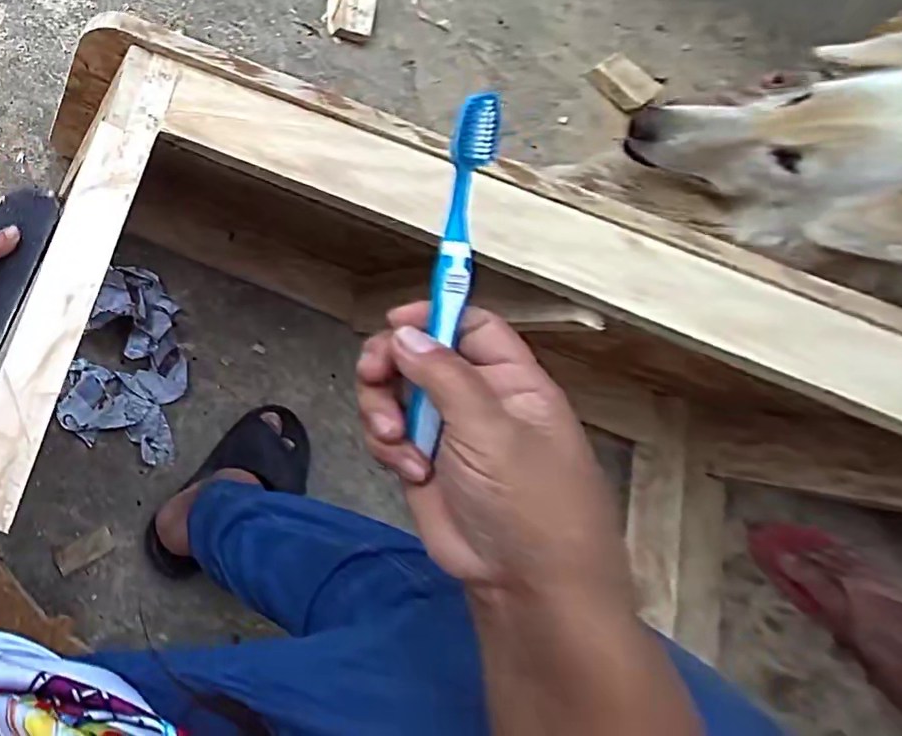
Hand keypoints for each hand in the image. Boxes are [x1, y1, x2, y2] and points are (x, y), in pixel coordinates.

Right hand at [355, 304, 631, 607]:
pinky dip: (386, 442)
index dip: (434, 314)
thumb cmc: (528, 502)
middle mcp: (474, 395)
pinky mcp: (419, 455)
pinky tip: (407, 469)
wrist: (523, 588)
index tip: (395, 321)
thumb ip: (444, 375)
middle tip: (372, 375)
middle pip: (417, 351)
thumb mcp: (492, 431)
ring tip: (394, 438)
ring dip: (381, 406)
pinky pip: (385, 428)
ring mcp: (444, 426)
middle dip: (388, 362)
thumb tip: (403, 331)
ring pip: (392, 388)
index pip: (470, 324)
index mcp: (509, 380)